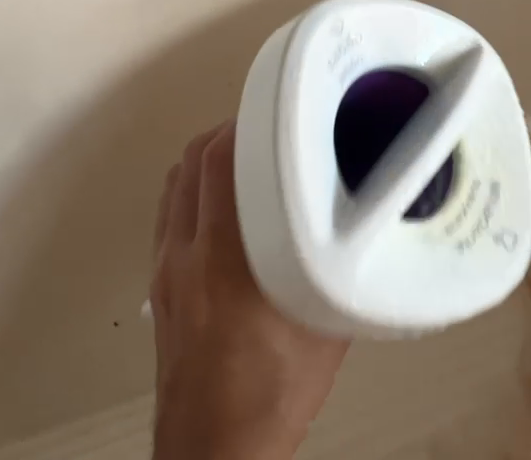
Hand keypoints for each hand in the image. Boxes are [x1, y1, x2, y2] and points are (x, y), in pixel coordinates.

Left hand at [150, 122, 349, 459]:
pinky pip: (172, 212)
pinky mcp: (160, 286)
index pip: (219, 162)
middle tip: (278, 127)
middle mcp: (185, 255)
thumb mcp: (328, 322)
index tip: (284, 106)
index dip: (247, 121)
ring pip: (177, 184)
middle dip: (231, 131)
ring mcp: (166, 270)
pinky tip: (232, 202)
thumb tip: (370, 217)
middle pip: (192, 162)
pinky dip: (196, 189)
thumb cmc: (278, 388)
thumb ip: (341, 262)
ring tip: (256, 155)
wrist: (215, 452)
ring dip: (210, 159)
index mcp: (226, 259)